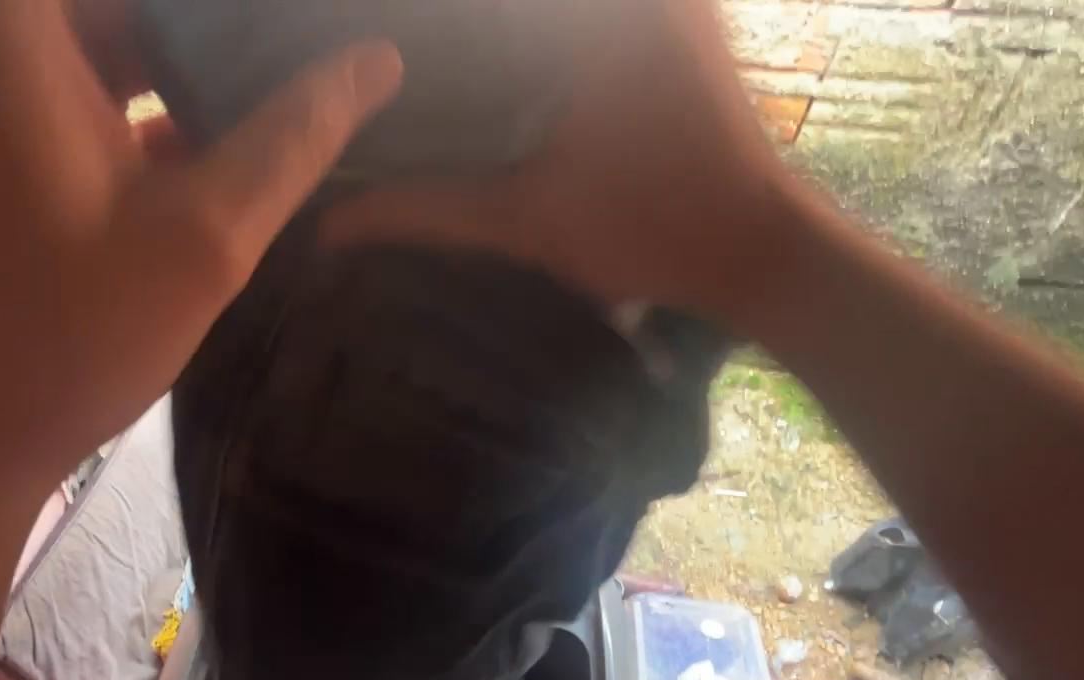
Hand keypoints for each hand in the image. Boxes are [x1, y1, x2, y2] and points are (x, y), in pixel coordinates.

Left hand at [0, 0, 401, 490]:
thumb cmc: (75, 338)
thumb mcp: (204, 237)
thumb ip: (293, 138)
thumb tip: (376, 61)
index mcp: (4, 15)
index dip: (233, 17)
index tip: (308, 35)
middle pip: (129, 3)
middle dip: (221, 32)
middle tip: (309, 55)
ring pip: (111, 35)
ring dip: (191, 68)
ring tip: (284, 92)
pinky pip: (85, 84)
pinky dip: (150, 104)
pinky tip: (225, 141)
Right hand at [323, 0, 793, 322]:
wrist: (754, 251)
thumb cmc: (646, 227)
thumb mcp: (520, 218)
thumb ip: (423, 211)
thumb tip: (329, 226)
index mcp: (596, 12)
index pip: (484, 11)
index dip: (427, 19)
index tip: (374, 25)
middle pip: (509, 10)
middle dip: (455, 24)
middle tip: (392, 39)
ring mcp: (666, 3)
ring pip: (550, 15)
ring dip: (495, 30)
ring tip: (435, 51)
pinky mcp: (676, 26)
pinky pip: (589, 23)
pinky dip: (539, 36)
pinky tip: (496, 67)